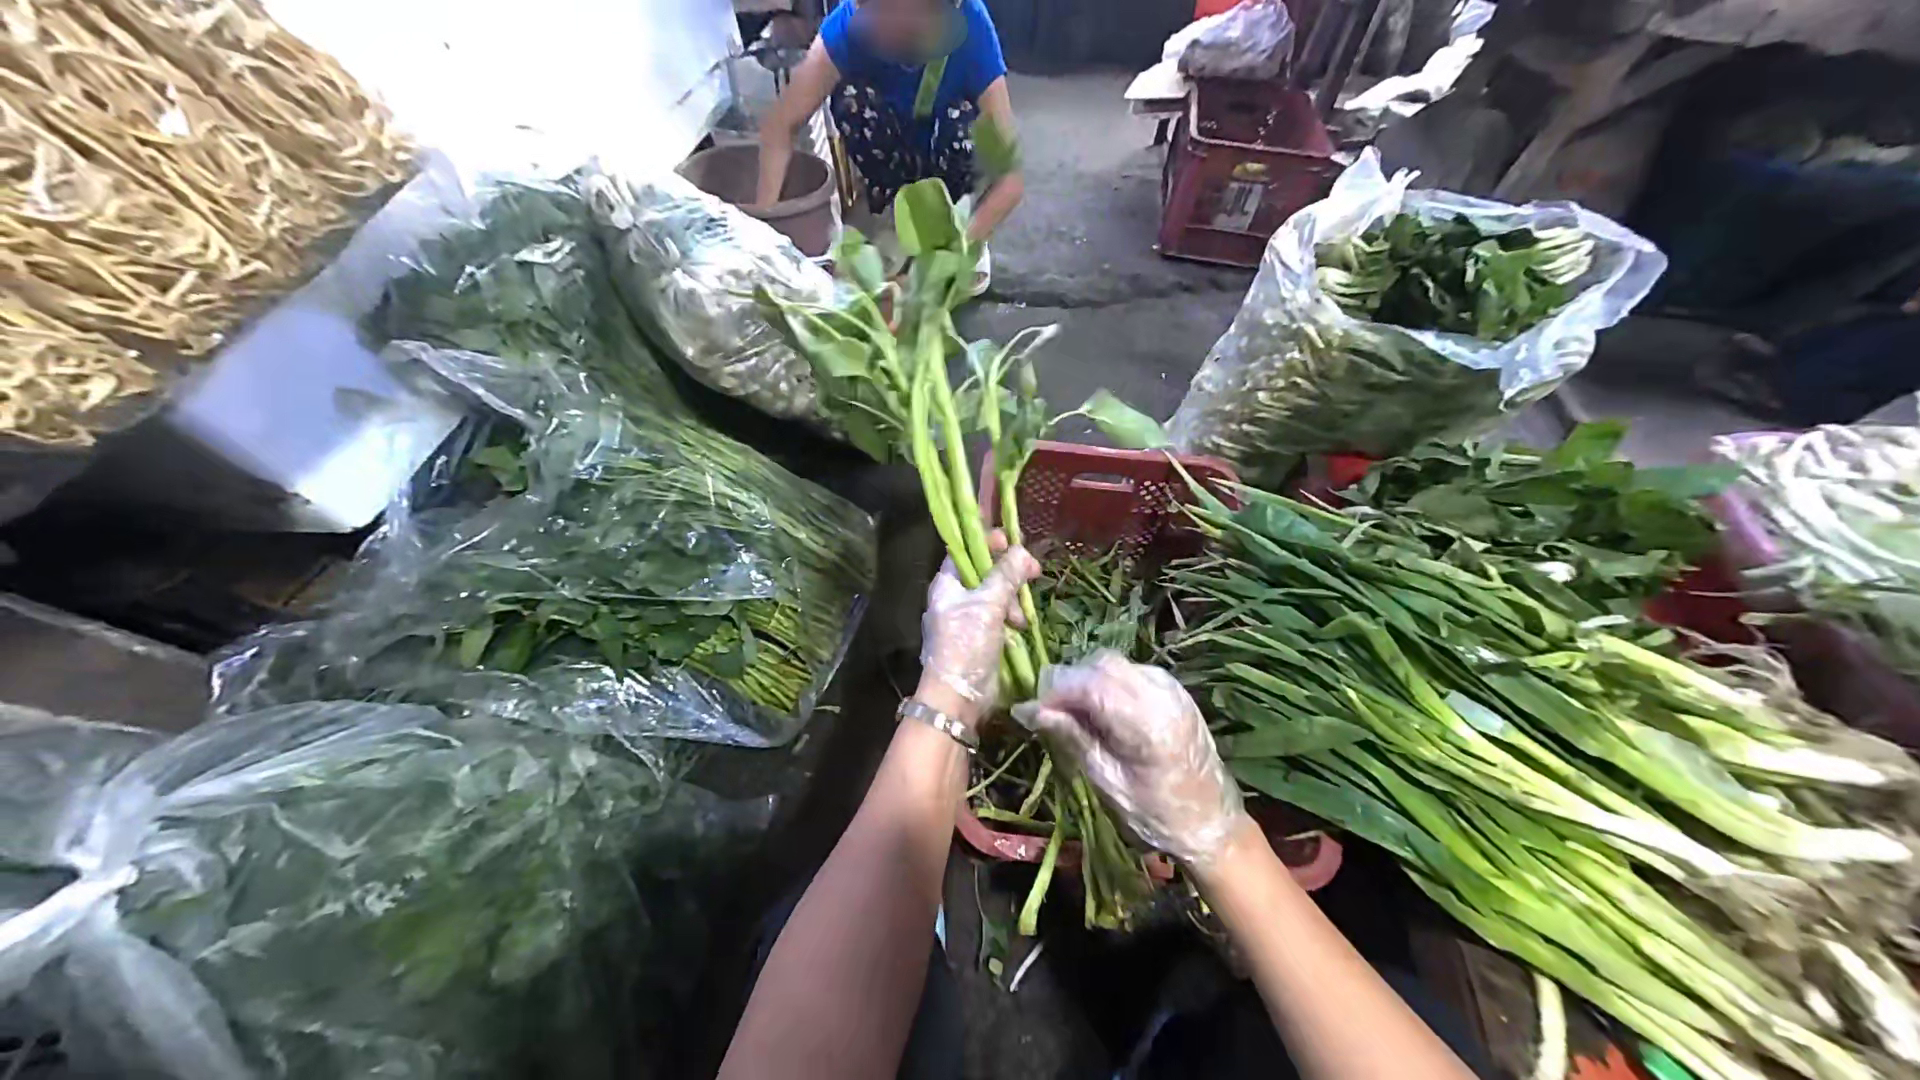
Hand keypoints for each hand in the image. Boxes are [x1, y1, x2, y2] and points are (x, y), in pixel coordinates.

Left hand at [918, 532, 1040, 727]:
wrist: (958, 697)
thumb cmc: (966, 645)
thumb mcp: (987, 604)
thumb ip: (1006, 575)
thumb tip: (1022, 551)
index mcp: (947, 584)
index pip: (965, 550)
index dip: (987, 542)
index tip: (1012, 541)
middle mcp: (955, 598)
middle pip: (986, 572)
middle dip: (1009, 575)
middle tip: (1032, 573)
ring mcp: (968, 618)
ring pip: (997, 595)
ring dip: (1013, 601)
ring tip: (1019, 618)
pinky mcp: (982, 637)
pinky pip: (1000, 616)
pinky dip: (1011, 618)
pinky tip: (1019, 627)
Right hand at [1014, 652, 1245, 866]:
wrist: (1213, 824)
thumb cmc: (1157, 815)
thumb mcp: (1108, 783)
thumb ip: (1073, 738)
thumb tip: (1030, 711)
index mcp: (1145, 722)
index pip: (1087, 684)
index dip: (1052, 692)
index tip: (1030, 713)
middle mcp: (1160, 694)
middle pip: (1099, 664)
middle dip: (1068, 681)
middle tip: (1049, 713)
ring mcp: (1171, 688)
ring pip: (1114, 662)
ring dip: (1086, 679)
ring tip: (1073, 712)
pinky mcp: (1175, 690)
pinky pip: (1131, 670)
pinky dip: (1108, 681)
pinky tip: (1101, 708)